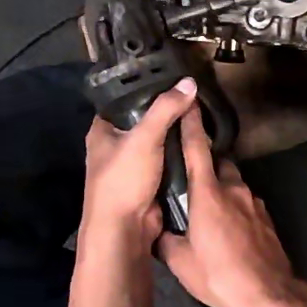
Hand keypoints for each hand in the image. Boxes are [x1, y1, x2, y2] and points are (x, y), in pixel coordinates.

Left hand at [81, 78, 196, 248]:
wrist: (125, 229)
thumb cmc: (124, 179)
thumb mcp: (145, 137)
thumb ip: (166, 109)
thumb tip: (190, 82)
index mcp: (103, 131)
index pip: (124, 99)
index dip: (146, 87)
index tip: (173, 77)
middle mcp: (116, 145)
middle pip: (146, 120)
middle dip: (169, 111)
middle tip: (195, 95)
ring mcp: (134, 165)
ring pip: (160, 141)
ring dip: (178, 134)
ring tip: (204, 114)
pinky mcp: (150, 181)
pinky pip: (169, 161)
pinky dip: (183, 154)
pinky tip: (201, 141)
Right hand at [156, 109, 304, 306]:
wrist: (268, 294)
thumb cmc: (219, 276)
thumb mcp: (180, 261)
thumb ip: (165, 239)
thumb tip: (155, 231)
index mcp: (208, 193)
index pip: (197, 148)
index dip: (191, 123)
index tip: (188, 101)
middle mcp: (234, 189)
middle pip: (219, 163)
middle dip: (206, 164)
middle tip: (190, 177)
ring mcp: (254, 202)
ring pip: (234, 183)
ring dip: (221, 188)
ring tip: (208, 207)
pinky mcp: (266, 217)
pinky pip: (246, 201)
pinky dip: (235, 205)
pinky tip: (228, 226)